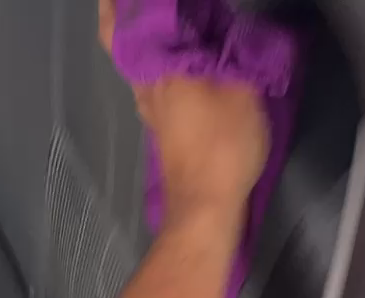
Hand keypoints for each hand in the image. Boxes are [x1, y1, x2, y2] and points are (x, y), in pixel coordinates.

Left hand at [101, 1, 269, 229]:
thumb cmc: (222, 146)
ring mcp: (153, 116)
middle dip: (124, 20)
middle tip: (131, 6)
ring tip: (161, 28)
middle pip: (124, 45)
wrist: (206, 209)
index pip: (127, 23)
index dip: (121, 6)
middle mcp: (147, 87)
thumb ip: (237, 57)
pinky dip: (160, 72)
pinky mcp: (164, 137)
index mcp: (161, 65)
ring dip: (144, 47)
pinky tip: (177, 70)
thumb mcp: (243, 91)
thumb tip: (229, 37)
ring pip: (139, 69)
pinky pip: (154, 90)